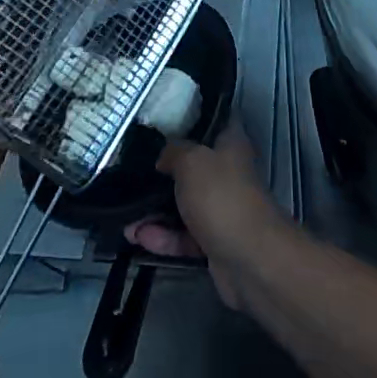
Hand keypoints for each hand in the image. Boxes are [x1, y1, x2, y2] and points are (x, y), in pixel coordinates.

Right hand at [125, 124, 284, 309]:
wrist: (250, 259)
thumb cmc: (221, 196)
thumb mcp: (191, 161)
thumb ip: (173, 151)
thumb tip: (163, 156)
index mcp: (230, 144)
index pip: (214, 120)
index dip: (191, 118)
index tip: (162, 123)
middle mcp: (228, 173)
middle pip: (192, 167)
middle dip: (161, 174)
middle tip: (132, 177)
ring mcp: (222, 208)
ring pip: (184, 204)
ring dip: (155, 212)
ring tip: (126, 219)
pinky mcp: (215, 240)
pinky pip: (183, 235)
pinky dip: (163, 237)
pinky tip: (139, 238)